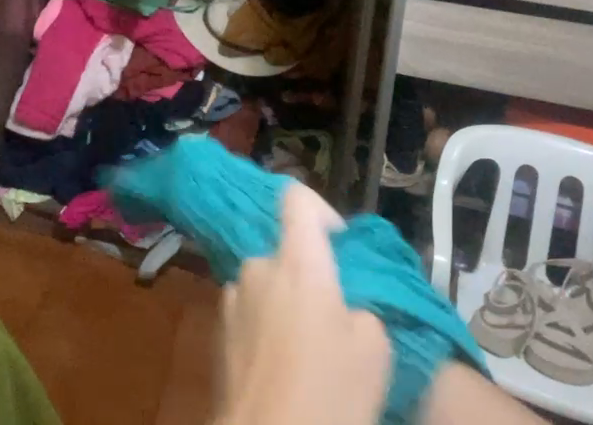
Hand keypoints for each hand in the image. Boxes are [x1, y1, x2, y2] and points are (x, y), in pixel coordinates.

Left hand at [213, 183, 390, 424]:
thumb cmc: (329, 392)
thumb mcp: (375, 347)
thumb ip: (362, 307)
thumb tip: (345, 306)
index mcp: (297, 261)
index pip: (297, 199)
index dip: (321, 211)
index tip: (341, 245)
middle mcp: (258, 267)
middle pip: (285, 251)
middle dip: (309, 275)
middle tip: (335, 316)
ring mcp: (232, 298)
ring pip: (267, 284)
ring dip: (286, 302)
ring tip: (309, 350)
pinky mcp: (217, 331)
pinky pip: (250, 311)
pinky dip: (266, 326)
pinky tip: (283, 366)